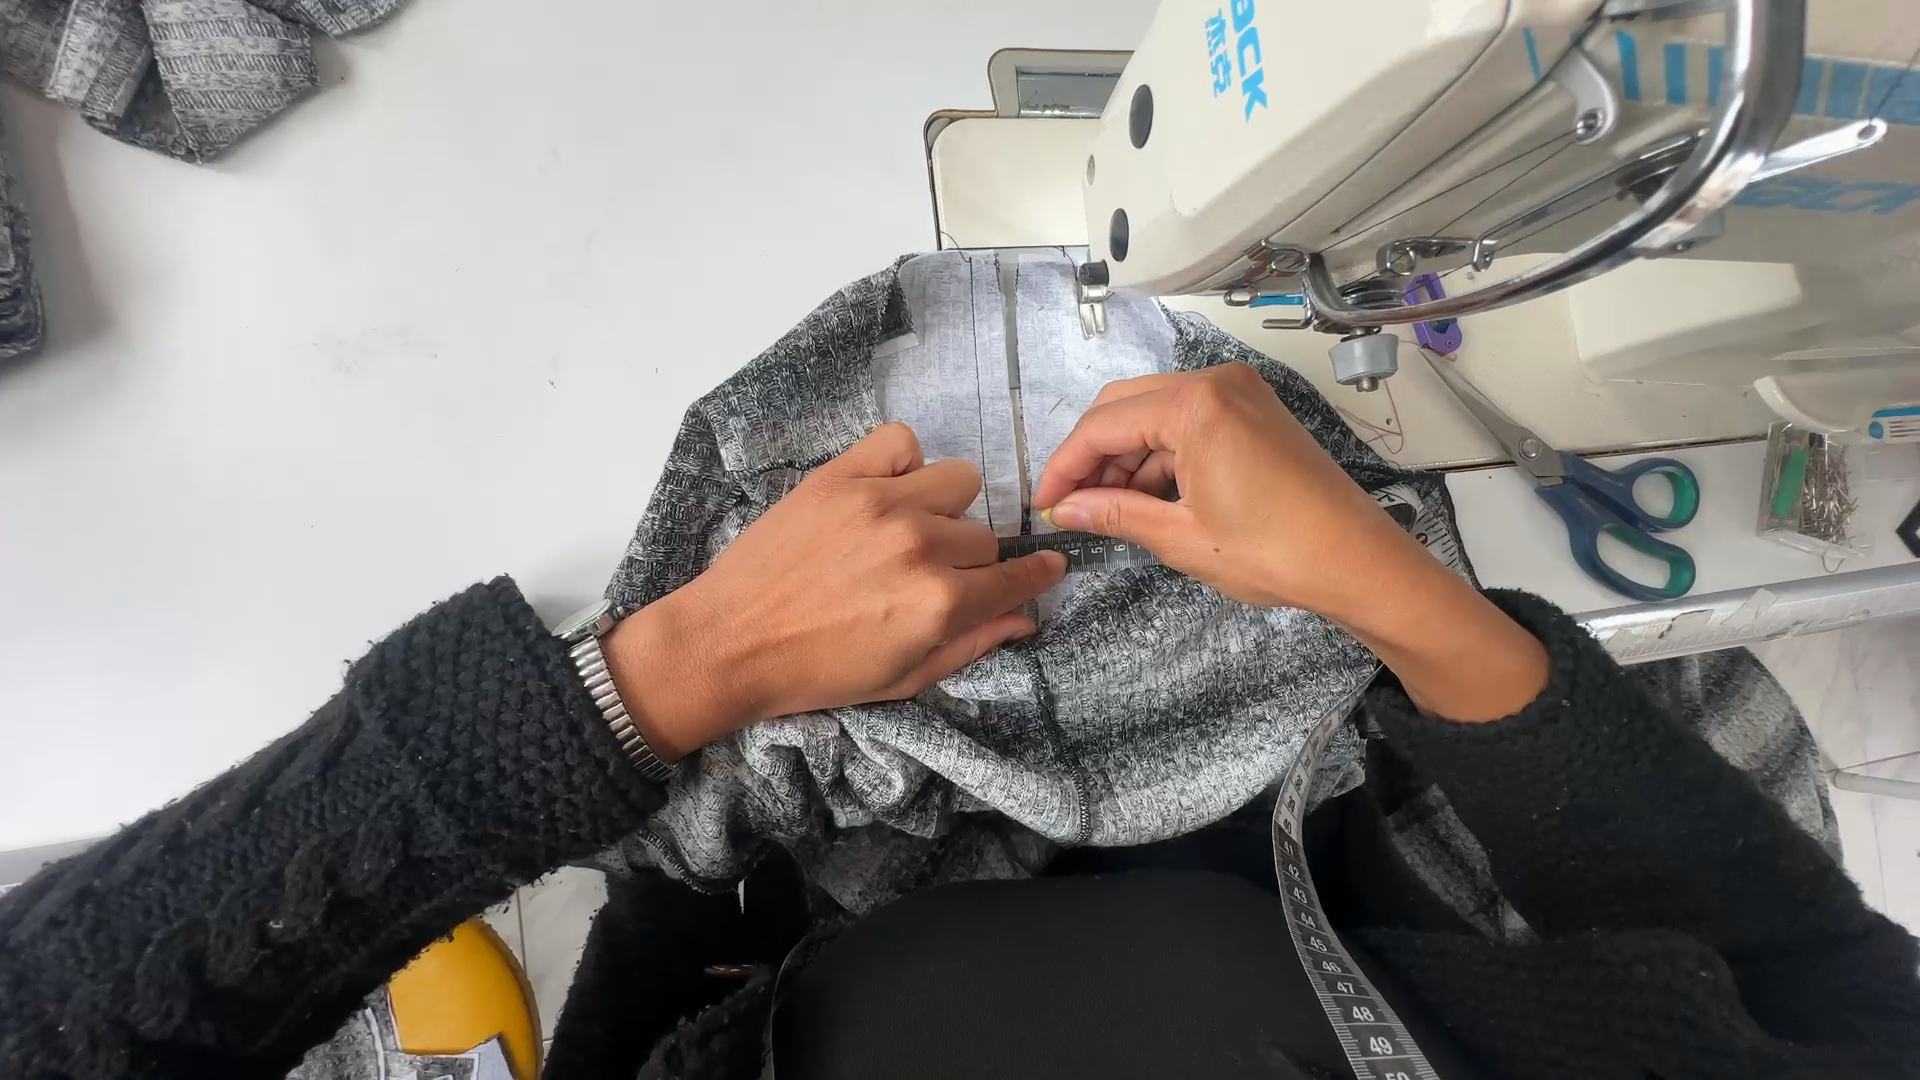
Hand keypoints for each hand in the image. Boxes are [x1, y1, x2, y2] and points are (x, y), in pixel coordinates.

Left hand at [606, 423, 1065, 756]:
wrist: (730, 641)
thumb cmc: (818, 672)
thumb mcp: (904, 679)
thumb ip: (972, 644)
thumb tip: (1027, 617)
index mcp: (940, 604)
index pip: (1015, 577)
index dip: (1036, 574)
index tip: (1046, 567)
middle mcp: (921, 547)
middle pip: (983, 534)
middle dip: (968, 559)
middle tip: (929, 574)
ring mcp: (881, 504)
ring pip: (958, 481)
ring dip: (945, 508)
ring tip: (908, 529)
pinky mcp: (841, 476)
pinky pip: (903, 441)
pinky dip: (903, 463)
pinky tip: (885, 492)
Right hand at [1032, 363, 1430, 616]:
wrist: (1359, 563)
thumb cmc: (1273, 552)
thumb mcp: (1179, 536)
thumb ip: (1113, 513)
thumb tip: (1064, 510)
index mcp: (1194, 406)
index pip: (1101, 427)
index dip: (1063, 467)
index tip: (1044, 504)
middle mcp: (1214, 383)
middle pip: (1122, 407)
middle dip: (1090, 456)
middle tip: (1072, 504)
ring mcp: (1237, 393)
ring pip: (1152, 413)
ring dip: (1124, 457)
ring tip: (1108, 507)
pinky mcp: (1252, 411)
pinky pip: (1185, 422)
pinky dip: (1159, 455)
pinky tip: (1147, 495)